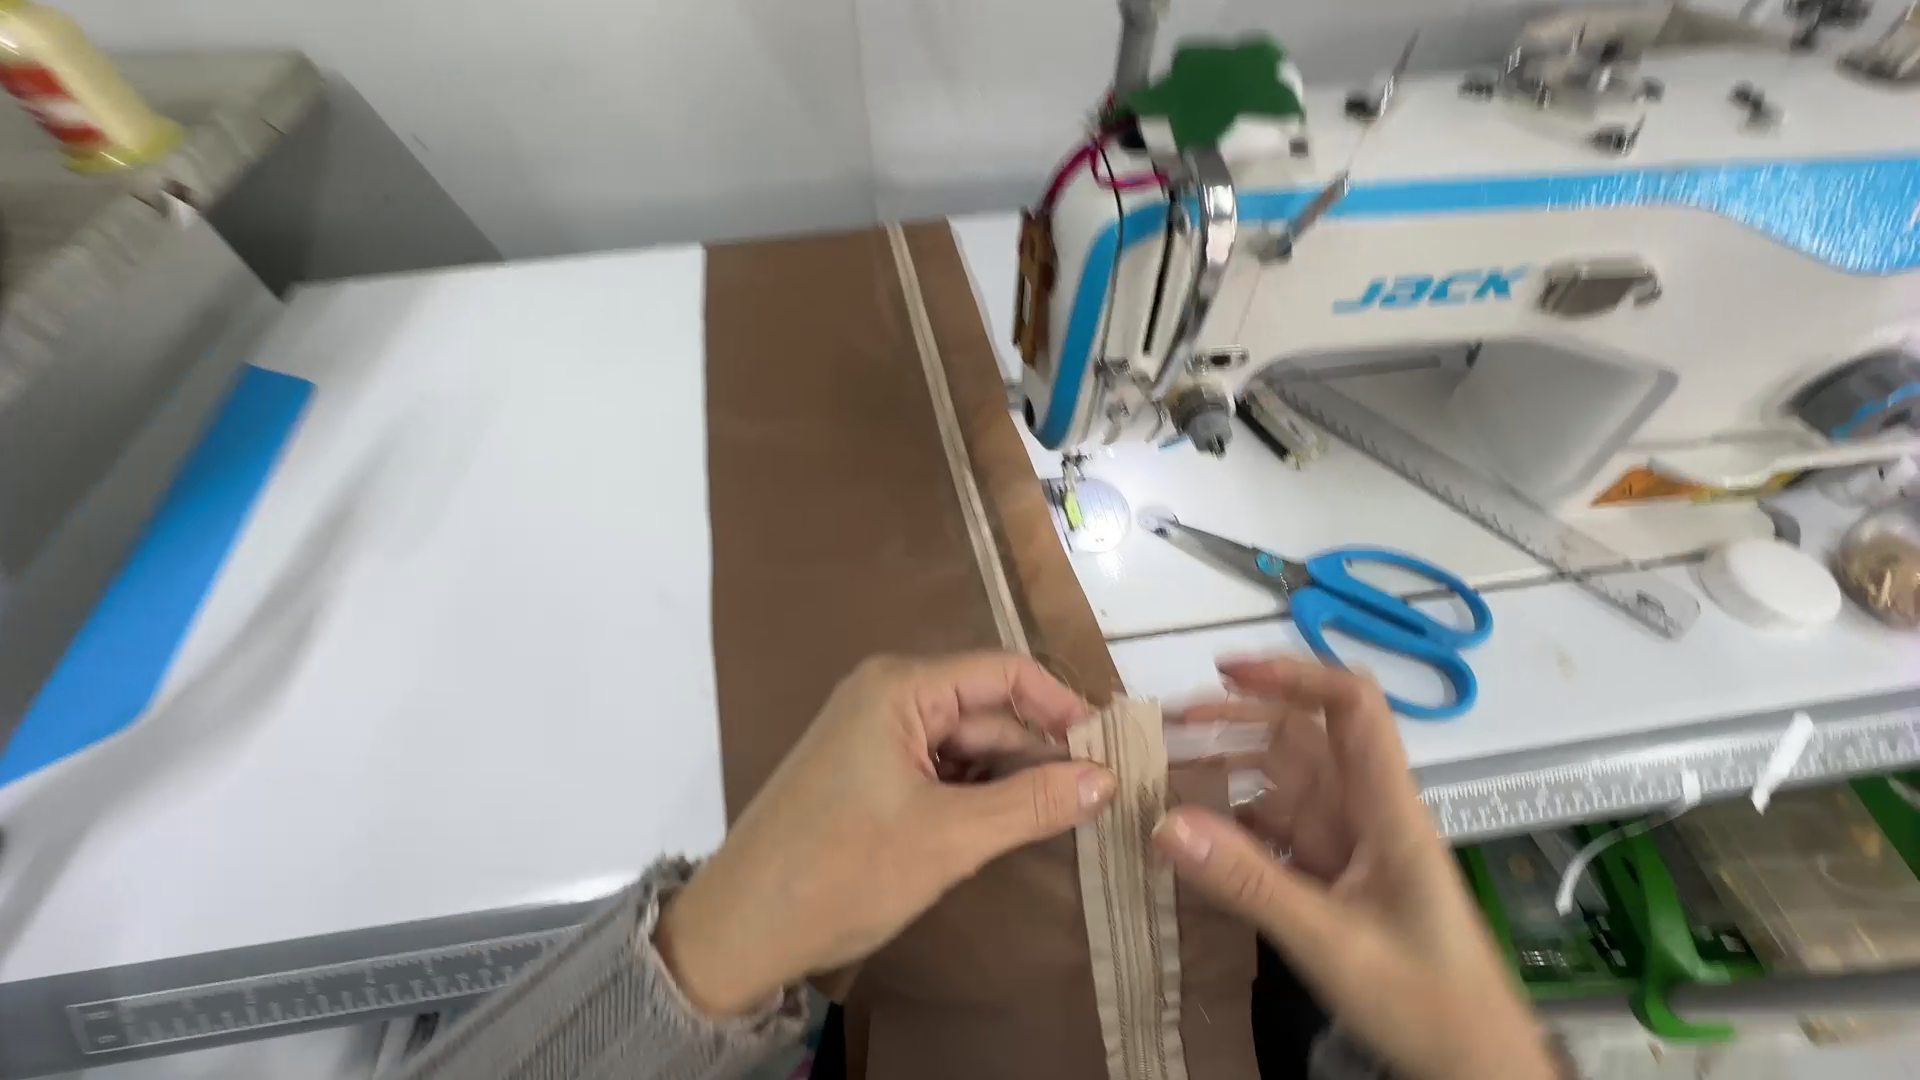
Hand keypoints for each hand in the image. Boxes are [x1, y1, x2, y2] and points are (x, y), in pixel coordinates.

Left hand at [655, 653, 1116, 1015]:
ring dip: (1008, 774)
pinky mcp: (870, 766)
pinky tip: (1007, 819)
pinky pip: (939, 764)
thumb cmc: (841, 871)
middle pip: (985, 707)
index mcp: (899, 686)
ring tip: (1062, 811)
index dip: (1059, 705)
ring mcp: (875, 730)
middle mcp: (887, 693)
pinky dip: (975, 789)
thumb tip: (1105, 779)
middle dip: (1037, 748)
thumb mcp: (948, 838)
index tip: (1107, 747)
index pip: (1002, 672)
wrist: (740, 929)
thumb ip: (1031, 803)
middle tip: (1097, 792)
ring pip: (964, 740)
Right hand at [1152, 656, 1557, 1079]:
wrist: (1478, 1072)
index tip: (1226, 672)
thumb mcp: (1334, 943)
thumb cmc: (1430, 1002)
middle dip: (1235, 716)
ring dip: (1224, 765)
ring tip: (1163, 766)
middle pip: (1299, 733)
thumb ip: (1249, 883)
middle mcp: (1361, 807)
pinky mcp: (1326, 871)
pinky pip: (1269, 826)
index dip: (1293, 673)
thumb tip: (1165, 823)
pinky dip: (1228, 818)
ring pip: (1277, 778)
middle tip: (1167, 724)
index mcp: (1385, 804)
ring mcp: (1342, 839)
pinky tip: (1189, 829)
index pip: (1350, 706)